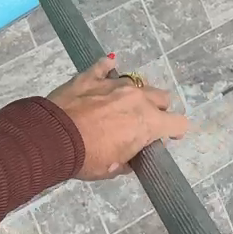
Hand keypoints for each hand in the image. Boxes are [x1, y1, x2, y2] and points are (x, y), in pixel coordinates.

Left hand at [46, 54, 188, 179]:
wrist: (53, 137)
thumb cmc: (87, 157)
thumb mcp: (115, 168)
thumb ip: (130, 157)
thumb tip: (130, 153)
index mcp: (148, 122)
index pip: (179, 122)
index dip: (175, 131)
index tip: (167, 136)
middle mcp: (136, 98)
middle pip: (161, 97)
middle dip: (157, 109)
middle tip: (143, 121)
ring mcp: (113, 83)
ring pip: (135, 82)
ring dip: (133, 93)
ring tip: (120, 103)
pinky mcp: (90, 76)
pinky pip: (103, 65)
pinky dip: (107, 66)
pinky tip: (108, 66)